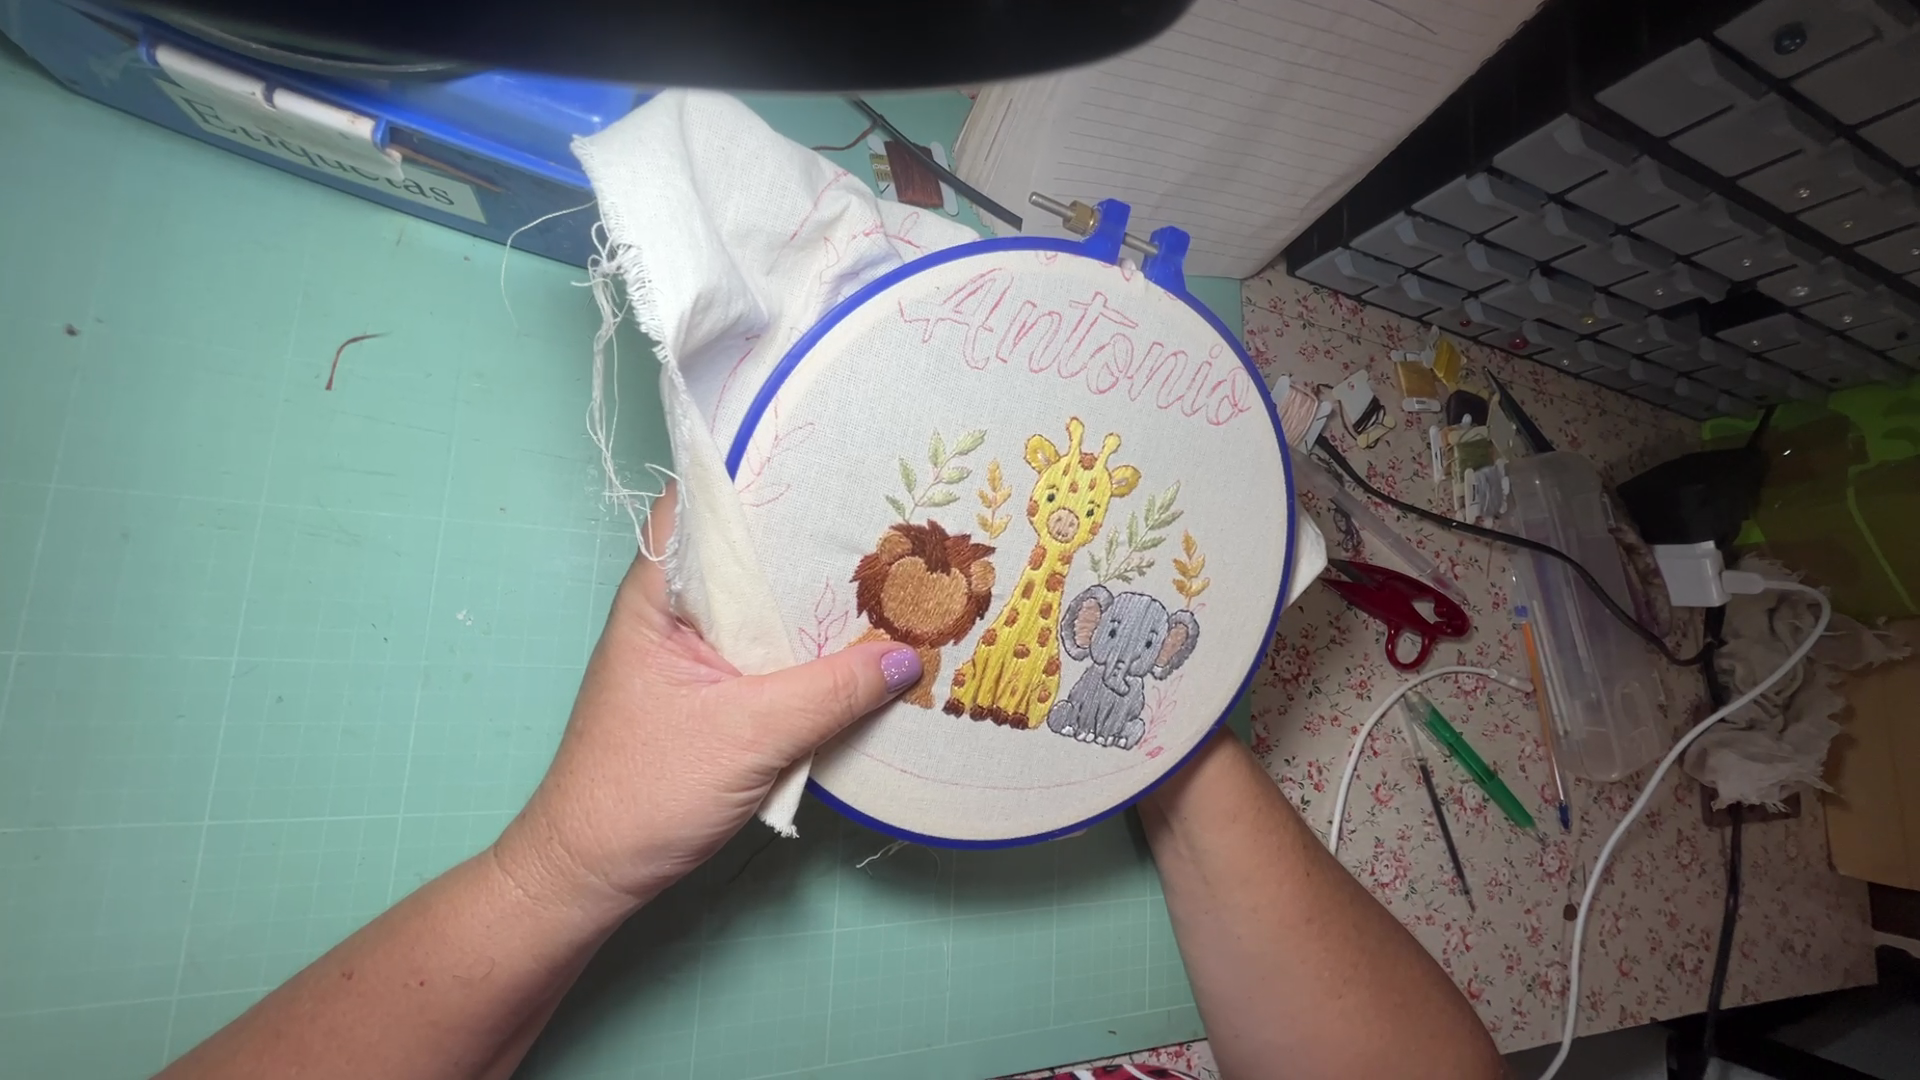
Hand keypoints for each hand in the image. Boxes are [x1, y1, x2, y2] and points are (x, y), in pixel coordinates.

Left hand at [492, 485, 919, 917]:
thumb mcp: (749, 735)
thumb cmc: (645, 792)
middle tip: (881, 515)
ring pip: (764, 604)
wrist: (593, 877)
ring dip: (814, 594)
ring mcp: (698, 651)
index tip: (826, 462)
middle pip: (745, 552)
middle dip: (807, 536)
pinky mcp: (718, 688)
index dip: (758, 474)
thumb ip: (833, 692)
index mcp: (660, 594)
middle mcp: (678, 610)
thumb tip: (910, 655)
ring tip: (884, 567)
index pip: (701, 504)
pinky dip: (811, 641)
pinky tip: (860, 639)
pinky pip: (773, 647)